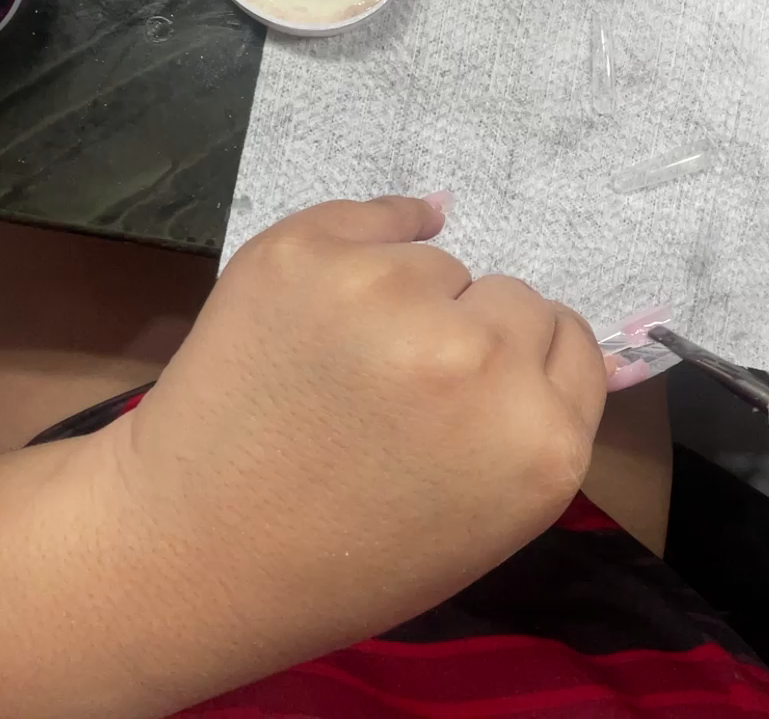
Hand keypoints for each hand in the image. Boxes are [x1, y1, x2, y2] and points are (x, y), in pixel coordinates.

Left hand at [105, 196, 607, 678]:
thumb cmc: (350, 550)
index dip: (528, 361)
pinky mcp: (313, 251)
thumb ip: (541, 419)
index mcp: (540, 441)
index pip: (575, 340)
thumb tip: (547, 314)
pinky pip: (380, 218)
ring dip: (409, 300)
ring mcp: (391, 296)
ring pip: (442, 263)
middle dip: (473, 333)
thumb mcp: (491, 512)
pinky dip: (367, 247)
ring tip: (346, 363)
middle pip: (517, 296)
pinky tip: (335, 293)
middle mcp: (480, 358)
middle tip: (406, 385)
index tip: (484, 379)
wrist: (193, 547)